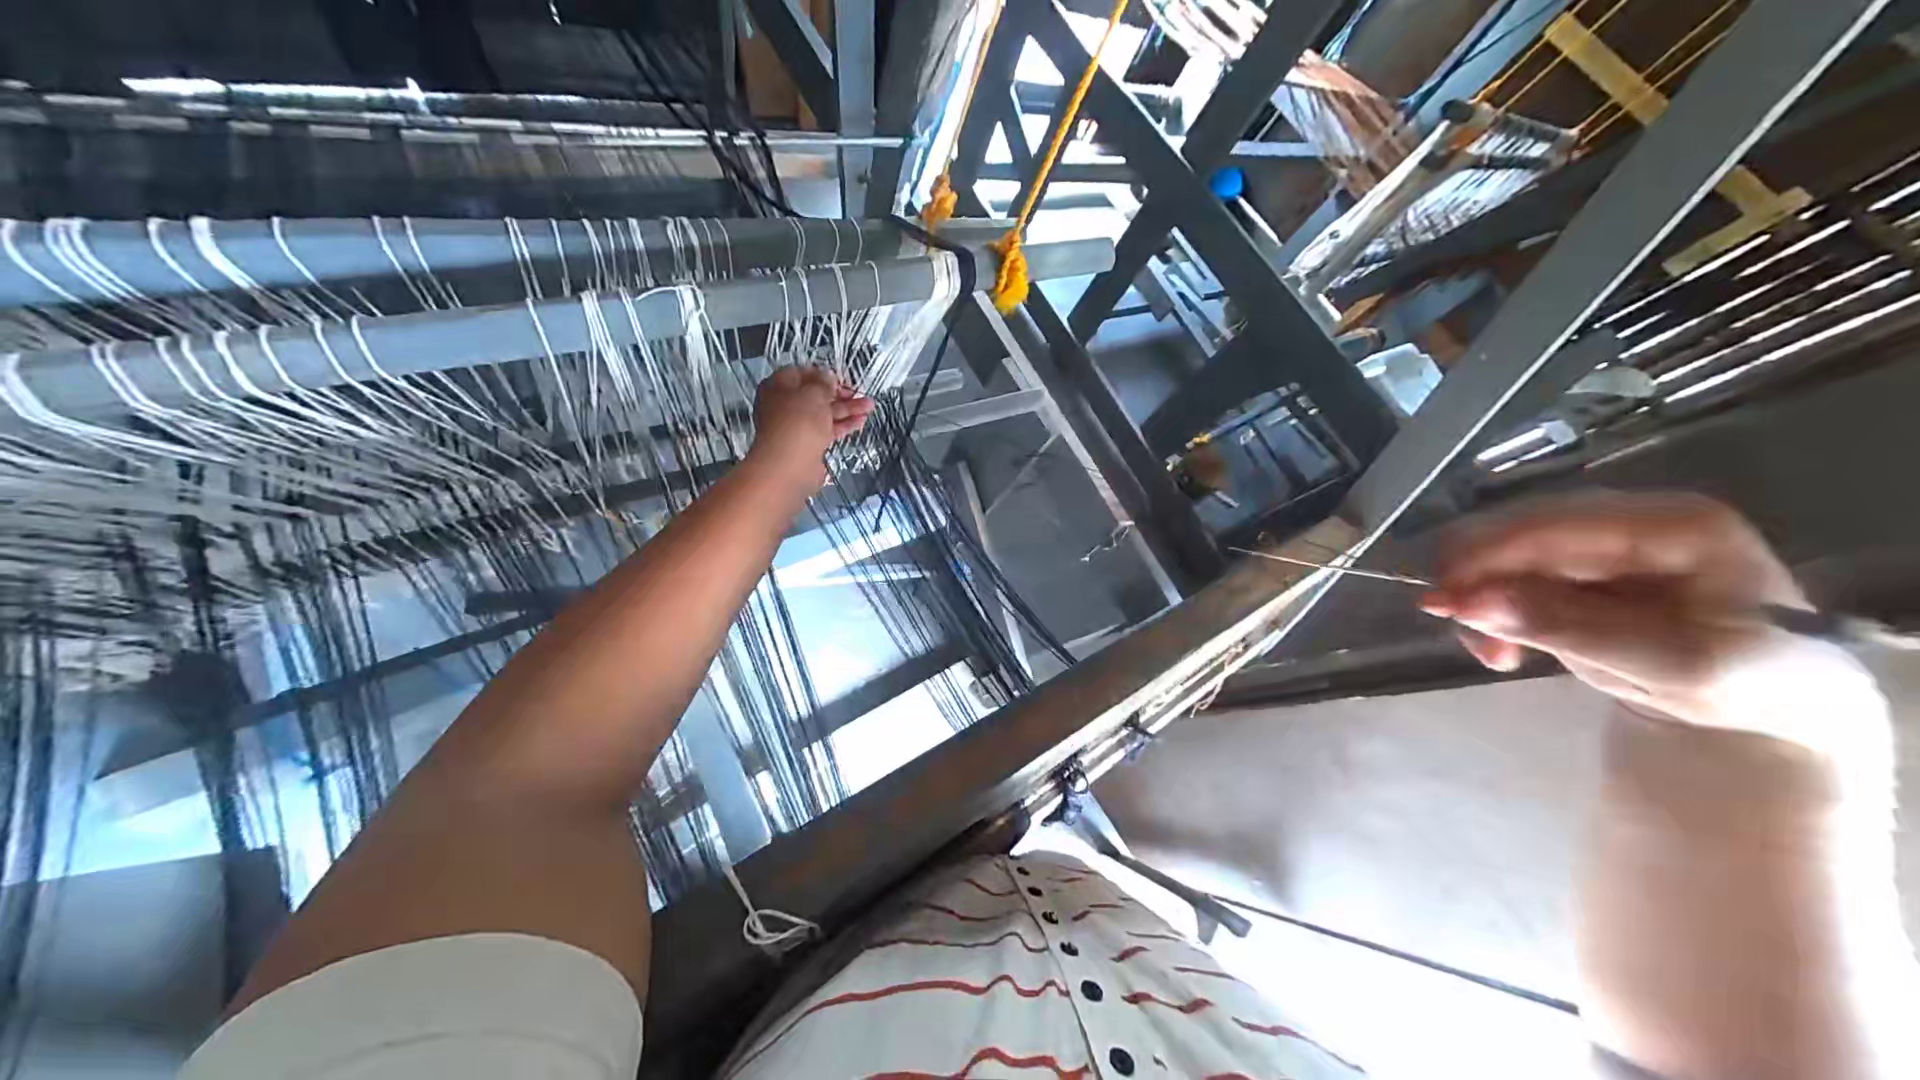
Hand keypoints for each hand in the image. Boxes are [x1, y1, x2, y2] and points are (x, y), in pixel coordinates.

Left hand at [746, 366, 873, 491]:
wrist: (789, 465)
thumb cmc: (794, 424)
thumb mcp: (815, 393)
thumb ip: (824, 382)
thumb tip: (828, 377)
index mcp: (777, 387)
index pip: (802, 373)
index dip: (823, 374)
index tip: (840, 377)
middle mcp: (783, 406)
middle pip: (815, 395)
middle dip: (839, 393)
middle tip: (856, 391)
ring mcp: (795, 427)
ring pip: (823, 414)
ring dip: (846, 409)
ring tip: (867, 405)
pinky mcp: (806, 445)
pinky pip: (827, 431)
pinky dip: (843, 426)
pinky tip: (859, 421)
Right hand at [1418, 491, 1873, 748]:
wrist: (1777, 700)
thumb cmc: (1747, 684)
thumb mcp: (1670, 667)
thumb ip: (1566, 629)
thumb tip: (1463, 604)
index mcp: (1673, 524)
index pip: (1546, 524)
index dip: (1482, 559)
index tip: (1439, 607)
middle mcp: (1628, 515)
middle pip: (1512, 531)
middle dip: (1477, 585)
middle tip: (1479, 647)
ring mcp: (1598, 534)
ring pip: (1496, 550)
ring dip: (1478, 600)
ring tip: (1496, 655)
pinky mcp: (1574, 558)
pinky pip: (1503, 571)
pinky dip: (1488, 607)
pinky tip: (1501, 641)